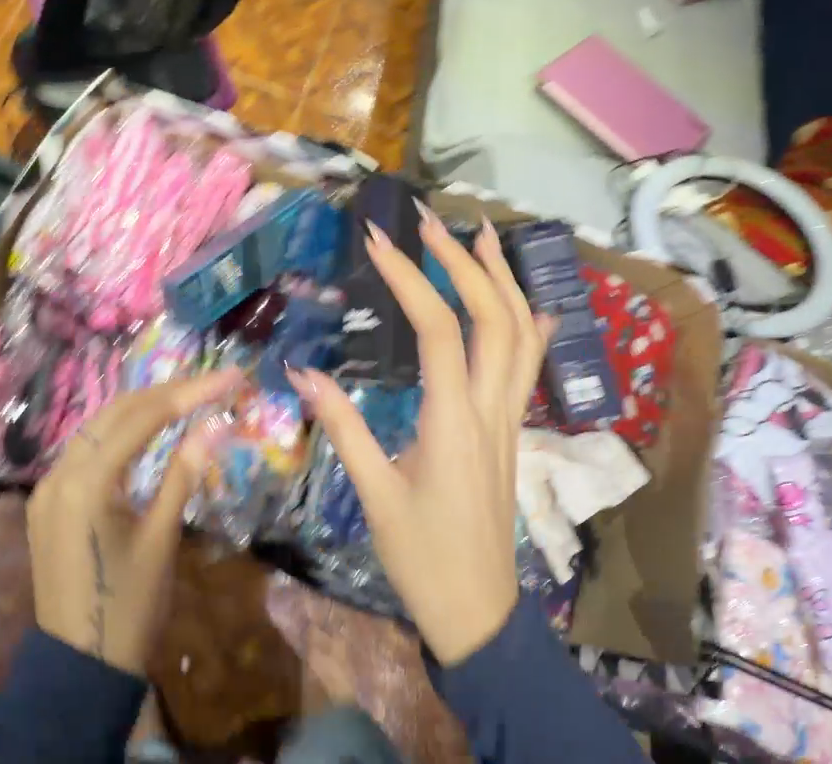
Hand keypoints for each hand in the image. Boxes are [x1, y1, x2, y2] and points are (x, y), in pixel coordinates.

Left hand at [27, 369, 242, 673]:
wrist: (80, 666)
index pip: (142, 419)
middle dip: (166, 393)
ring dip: (142, 410)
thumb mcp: (161, 540)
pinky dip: (119, 436)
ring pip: (97, 428)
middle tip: (213, 382)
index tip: (229, 376)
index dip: (189, 392)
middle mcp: (58, 474)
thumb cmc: (129, 608)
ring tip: (188, 397)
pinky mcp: (47, 502)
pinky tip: (147, 431)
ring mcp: (47, 487)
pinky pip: (85, 452)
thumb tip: (215, 425)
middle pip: (116, 414)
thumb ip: (183, 475)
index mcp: (86, 484)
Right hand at [287, 212, 551, 663]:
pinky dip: (529, 325)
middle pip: (494, 318)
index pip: (439, 329)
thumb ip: (342, 427)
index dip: (411, 278)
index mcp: (453, 420)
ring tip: (480, 236)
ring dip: (503, 280)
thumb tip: (302, 373)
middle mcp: (490, 409)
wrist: (479, 612)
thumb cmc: (421, 557)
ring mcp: (508, 419)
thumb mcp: (373, 494)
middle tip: (430, 219)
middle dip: (465, 261)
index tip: (379, 238)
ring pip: (522, 335)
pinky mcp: (510, 432)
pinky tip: (528, 304)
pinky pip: (529, 366)